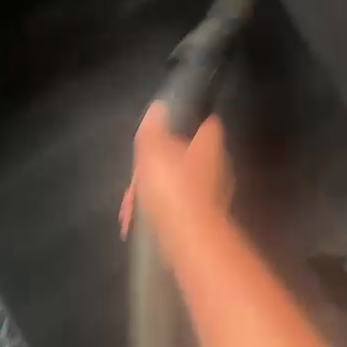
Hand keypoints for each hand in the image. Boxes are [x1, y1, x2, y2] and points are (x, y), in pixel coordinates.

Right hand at [121, 104, 231, 237]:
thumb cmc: (171, 188)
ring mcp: (212, 197)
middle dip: (157, 167)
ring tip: (130, 209)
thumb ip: (153, 128)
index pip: (207, 124)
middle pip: (186, 158)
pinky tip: (135, 225)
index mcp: (209, 146)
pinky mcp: (202, 221)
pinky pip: (175, 209)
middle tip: (135, 179)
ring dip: (151, 194)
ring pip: (177, 186)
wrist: (188, 239)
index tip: (168, 128)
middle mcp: (217, 168)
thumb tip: (159, 107)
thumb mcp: (152, 150)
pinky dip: (156, 213)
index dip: (190, 123)